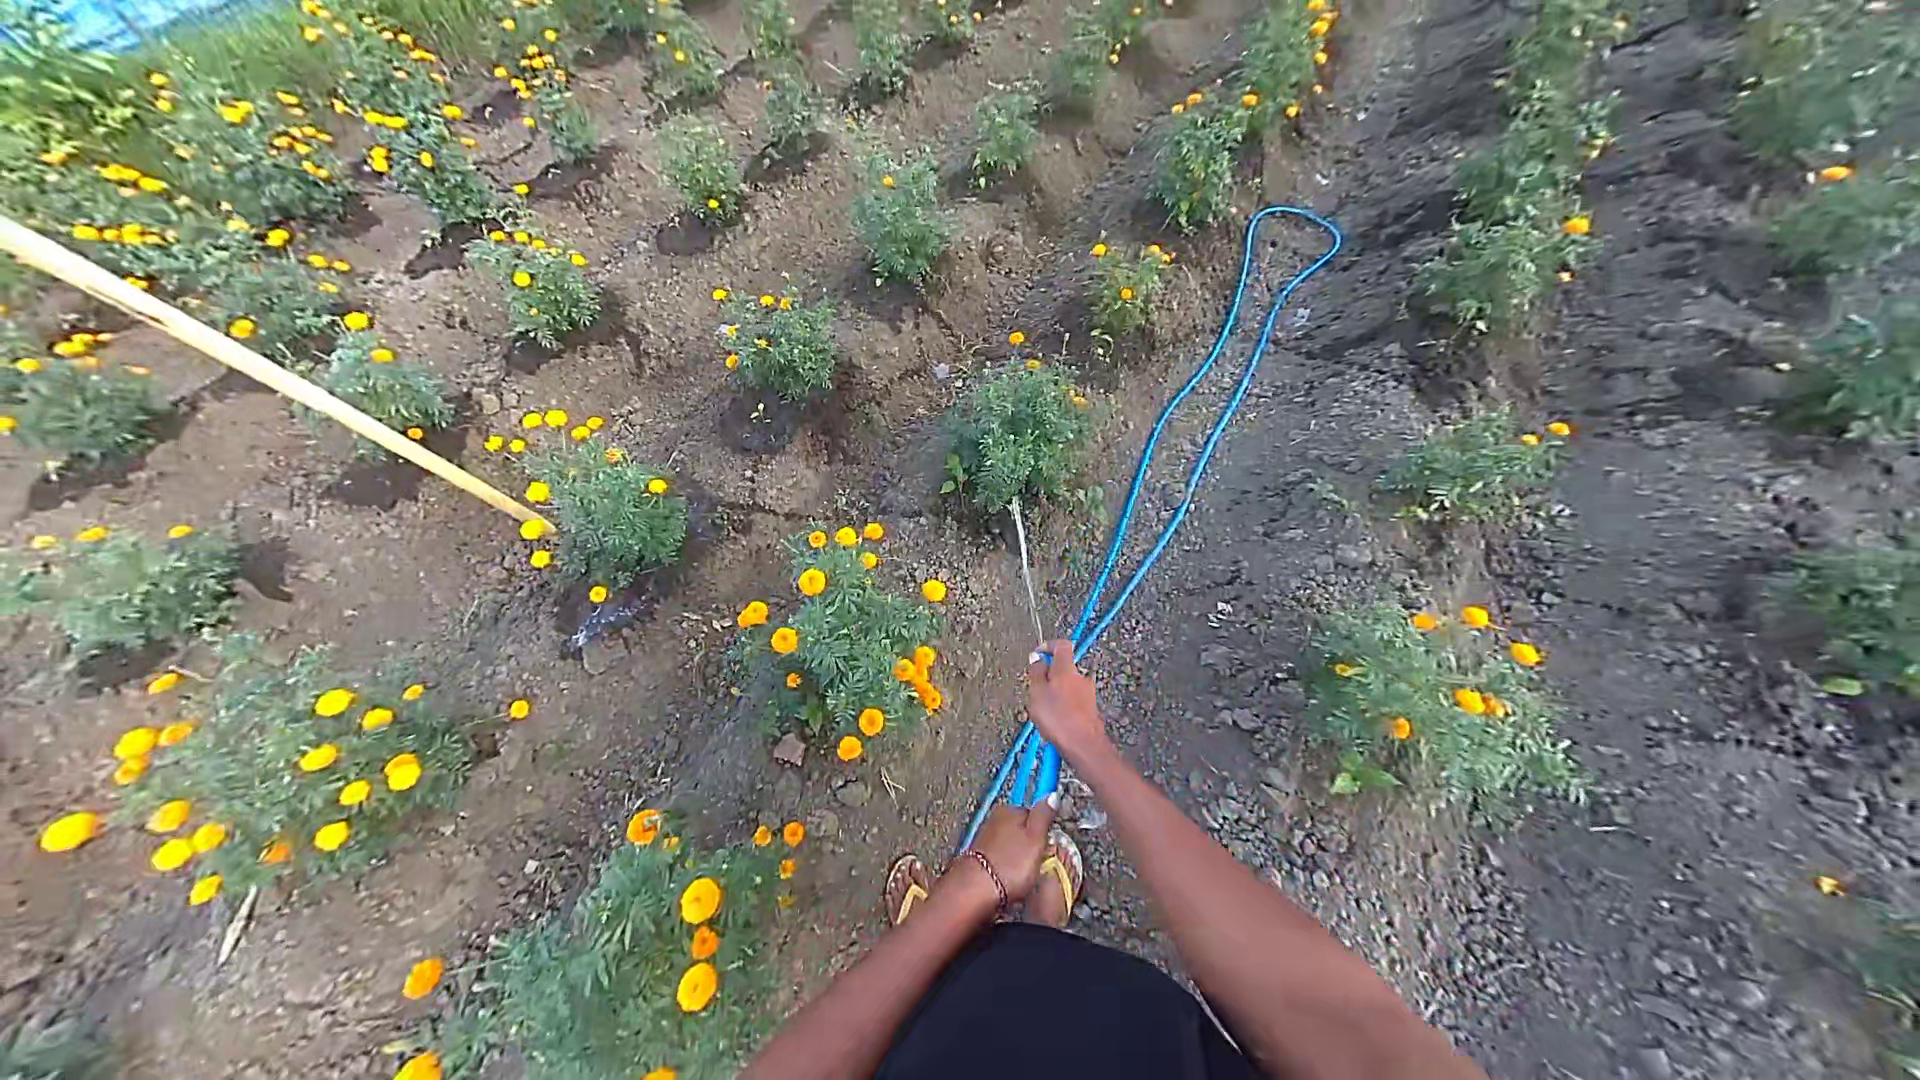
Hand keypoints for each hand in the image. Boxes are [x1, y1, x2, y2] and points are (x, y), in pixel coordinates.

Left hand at [960, 802, 1055, 905]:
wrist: (977, 890)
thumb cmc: (1007, 865)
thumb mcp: (1036, 837)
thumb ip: (1044, 815)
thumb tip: (1052, 796)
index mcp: (1008, 810)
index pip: (1032, 813)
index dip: (1043, 831)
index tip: (1047, 844)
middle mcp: (994, 821)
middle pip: (1020, 830)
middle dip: (1030, 844)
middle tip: (1037, 861)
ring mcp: (986, 840)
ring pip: (1010, 845)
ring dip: (1018, 857)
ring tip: (1024, 874)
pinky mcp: (981, 859)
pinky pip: (1001, 860)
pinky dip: (1007, 868)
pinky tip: (1011, 879)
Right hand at [1027, 638, 1106, 764]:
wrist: (1083, 745)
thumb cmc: (1060, 719)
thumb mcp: (1037, 692)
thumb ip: (1036, 672)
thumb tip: (1036, 659)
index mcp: (1066, 669)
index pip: (1061, 645)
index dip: (1049, 646)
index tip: (1038, 654)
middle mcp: (1080, 677)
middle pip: (1062, 668)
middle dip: (1048, 677)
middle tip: (1036, 691)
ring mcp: (1087, 693)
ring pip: (1066, 686)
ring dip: (1055, 694)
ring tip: (1044, 713)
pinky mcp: (1089, 709)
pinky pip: (1072, 702)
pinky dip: (1062, 708)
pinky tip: (1055, 722)